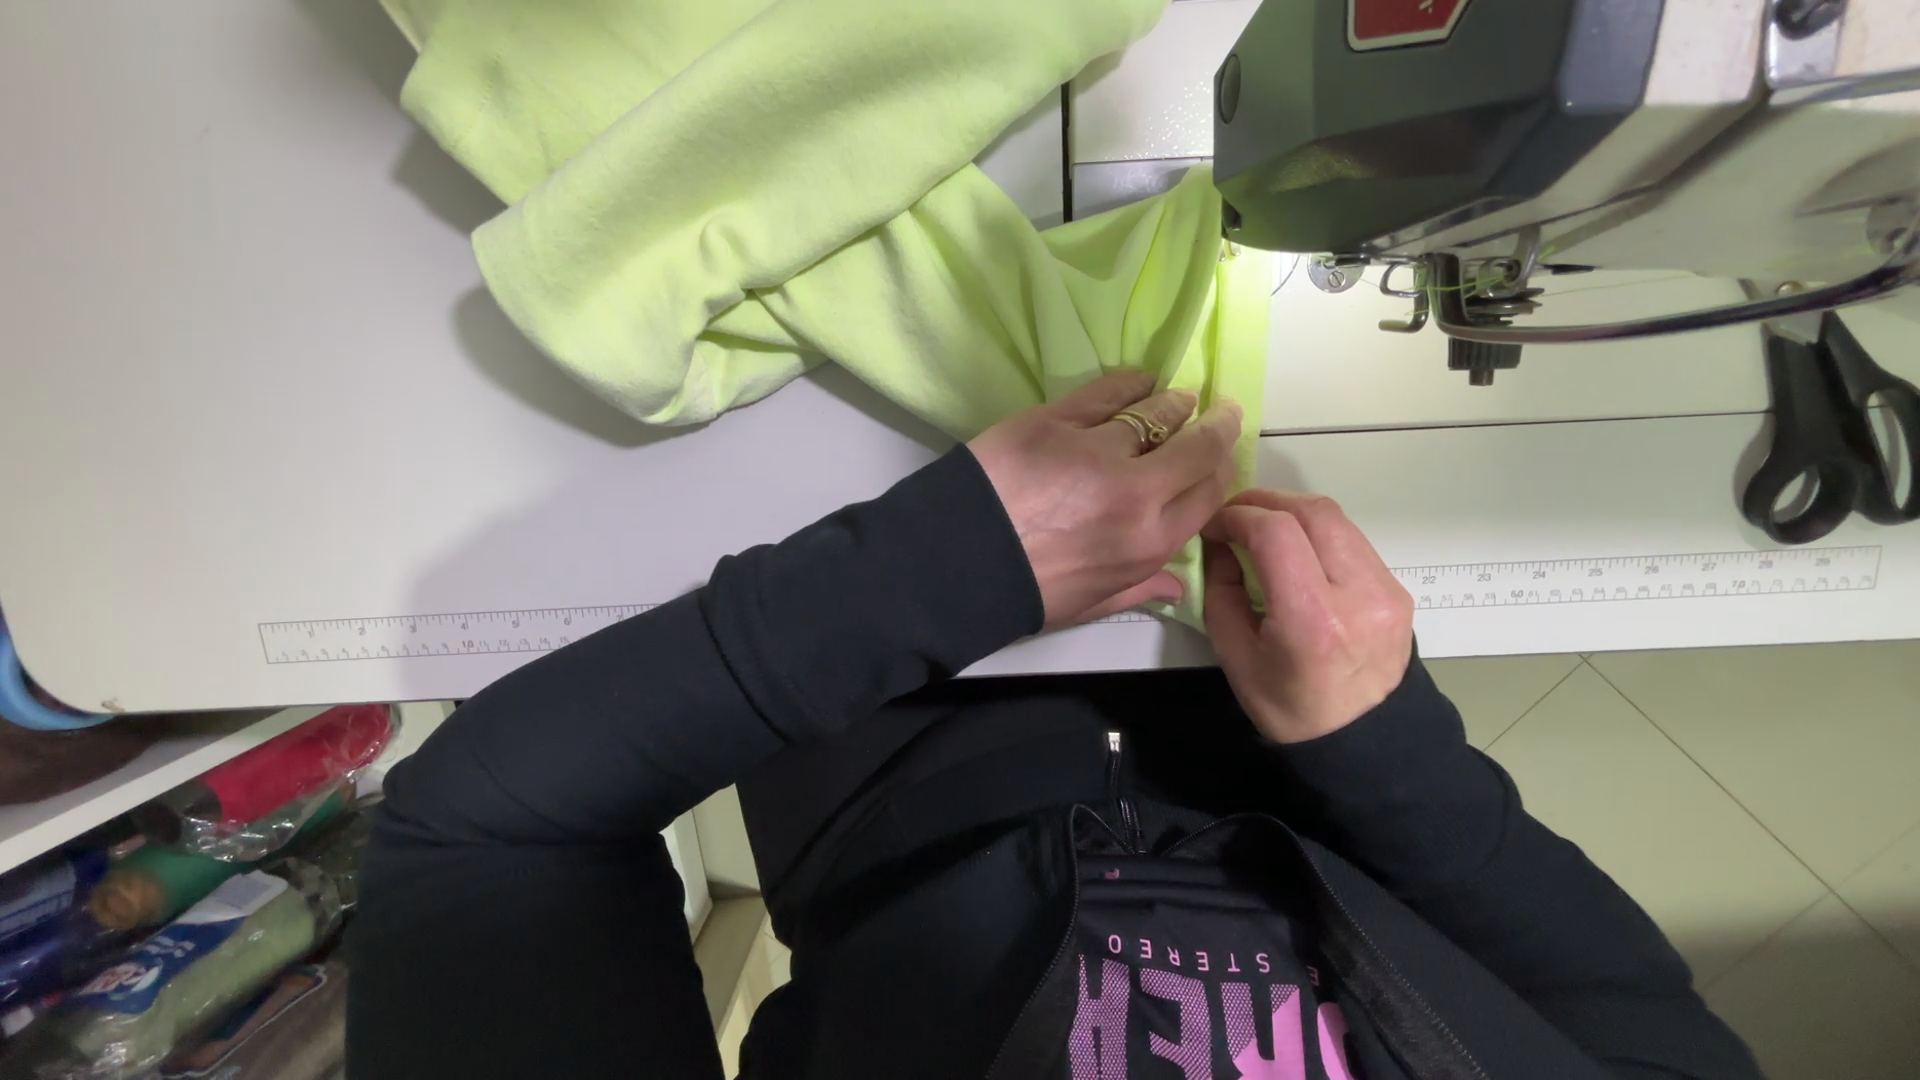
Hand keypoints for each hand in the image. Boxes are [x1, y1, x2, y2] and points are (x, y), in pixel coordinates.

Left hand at [968, 371, 1242, 629]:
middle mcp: (1136, 493)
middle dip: (1215, 426)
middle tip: (1218, 411)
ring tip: (1177, 398)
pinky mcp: (1056, 420)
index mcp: (1148, 543)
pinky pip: (1107, 392)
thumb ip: (1138, 588)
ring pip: (1154, 413)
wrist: (955, 562)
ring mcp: (1096, 451)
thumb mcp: (1089, 604)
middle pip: (1195, 447)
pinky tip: (1141, 380)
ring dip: (1173, 403)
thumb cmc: (1025, 591)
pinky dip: (1130, 382)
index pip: (1209, 493)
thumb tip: (1175, 585)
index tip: (1221, 450)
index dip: (1221, 467)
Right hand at [1202, 491, 1414, 743]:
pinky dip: (1315, 533)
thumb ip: (1221, 589)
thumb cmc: (1286, 705)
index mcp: (1312, 620)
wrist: (1362, 740)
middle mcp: (1358, 595)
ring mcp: (1386, 590)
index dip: (1237, 515)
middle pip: (1312, 512)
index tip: (1212, 524)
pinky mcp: (1396, 590)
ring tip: (1259, 526)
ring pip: (1336, 519)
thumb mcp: (1233, 654)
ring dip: (1291, 512)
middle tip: (1233, 513)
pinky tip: (1293, 550)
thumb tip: (1219, 542)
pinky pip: (1351, 541)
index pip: (1275, 533)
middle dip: (1264, 501)